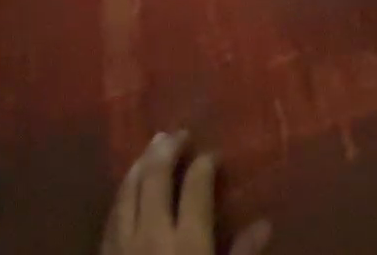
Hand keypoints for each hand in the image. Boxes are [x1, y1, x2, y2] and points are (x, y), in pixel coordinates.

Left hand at [102, 131, 271, 254]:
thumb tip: (264, 224)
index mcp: (187, 243)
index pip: (196, 185)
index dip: (205, 164)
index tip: (213, 154)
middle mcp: (152, 234)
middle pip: (157, 175)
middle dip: (168, 149)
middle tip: (179, 133)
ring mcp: (122, 245)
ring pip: (129, 187)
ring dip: (142, 162)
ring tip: (153, 146)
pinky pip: (112, 211)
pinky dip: (124, 190)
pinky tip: (129, 185)